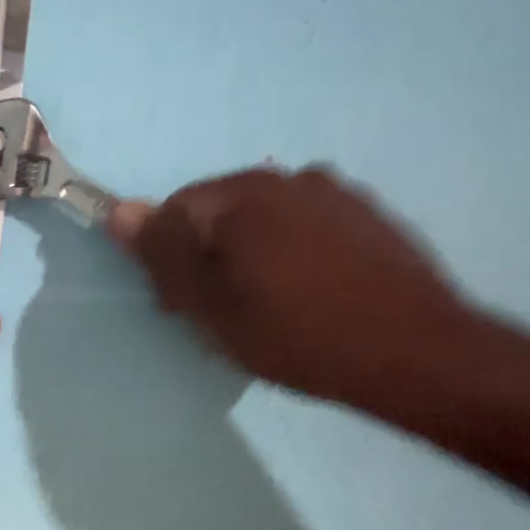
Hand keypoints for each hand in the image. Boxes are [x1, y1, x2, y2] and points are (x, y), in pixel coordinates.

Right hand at [112, 167, 479, 402]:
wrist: (410, 351)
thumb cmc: (292, 333)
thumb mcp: (209, 306)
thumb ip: (163, 255)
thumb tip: (120, 212)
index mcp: (240, 196)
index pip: (171, 212)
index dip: (165, 259)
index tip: (182, 304)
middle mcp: (287, 178)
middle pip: (217, 212)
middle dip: (207, 254)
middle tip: (219, 311)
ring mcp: (334, 192)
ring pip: (263, 220)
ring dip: (250, 254)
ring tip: (267, 306)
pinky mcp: (368, 216)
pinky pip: (305, 228)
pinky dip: (292, 254)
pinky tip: (308, 296)